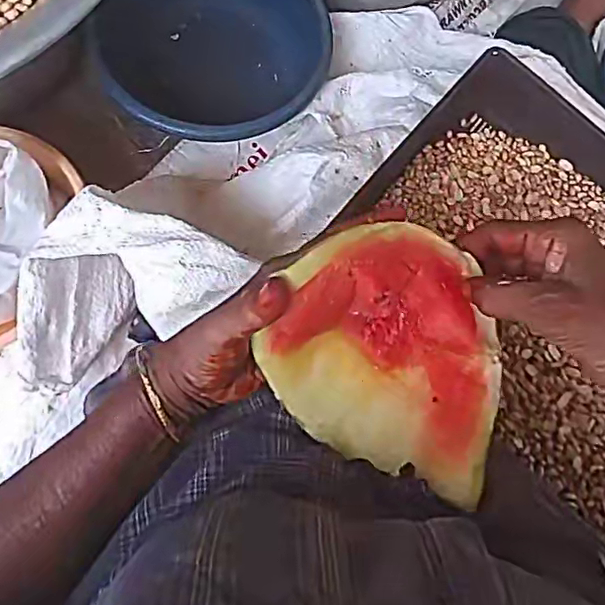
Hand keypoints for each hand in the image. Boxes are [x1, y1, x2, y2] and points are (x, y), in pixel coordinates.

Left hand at [143, 204, 405, 427]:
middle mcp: (295, 291)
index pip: (324, 246)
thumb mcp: (220, 329)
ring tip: (410, 283)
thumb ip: (248, 310)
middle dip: (375, 251)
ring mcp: (301, 317)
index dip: (357, 228)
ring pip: (344, 295)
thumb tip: (279, 288)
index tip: (390, 216)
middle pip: (341, 265)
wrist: (189, 388)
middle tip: (415, 247)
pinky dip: (360, 323)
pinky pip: (337, 327)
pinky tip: (384, 329)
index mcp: (278, 277)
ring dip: (373, 287)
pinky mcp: (304, 344)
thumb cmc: (199, 352)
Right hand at [458, 219, 604, 424]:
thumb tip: (467, 288)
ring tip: (461, 303)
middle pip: (503, 249)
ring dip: (489, 287)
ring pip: (511, 272)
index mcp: (560, 236)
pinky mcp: (564, 301)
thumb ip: (502, 296)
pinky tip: (486, 315)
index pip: (500, 231)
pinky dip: (504, 302)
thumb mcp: (551, 310)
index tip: (442, 264)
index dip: (469, 246)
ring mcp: (562, 276)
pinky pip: (523, 293)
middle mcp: (560, 249)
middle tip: (447, 287)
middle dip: (477, 267)